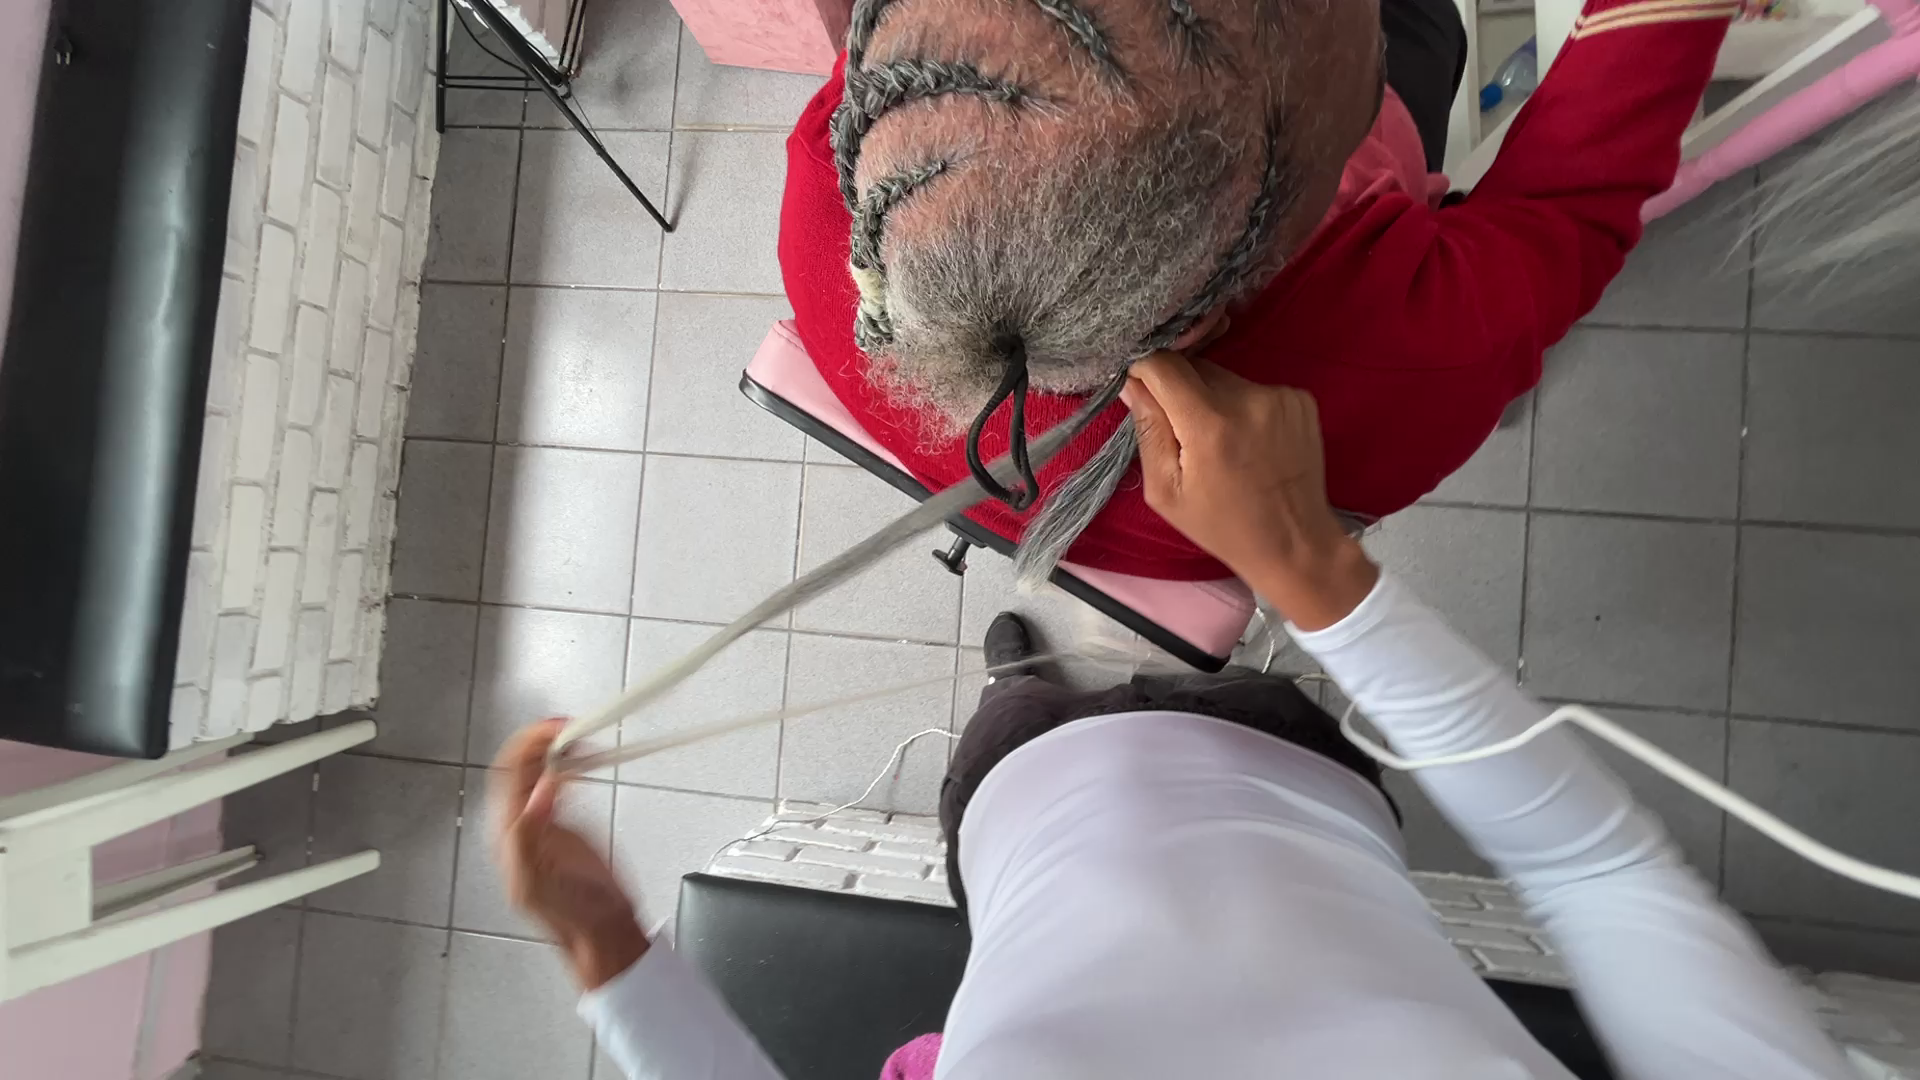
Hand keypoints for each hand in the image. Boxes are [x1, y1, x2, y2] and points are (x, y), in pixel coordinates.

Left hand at [491, 719, 647, 989]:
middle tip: (570, 724)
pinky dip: (569, 763)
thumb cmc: (572, 913)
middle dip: (540, 739)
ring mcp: (542, 822)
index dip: (528, 745)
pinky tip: (583, 757)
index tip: (557, 728)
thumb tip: (536, 792)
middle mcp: (521, 824)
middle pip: (518, 768)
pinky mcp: (563, 823)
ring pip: (536, 772)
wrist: (599, 929)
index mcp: (510, 835)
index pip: (508, 775)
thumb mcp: (541, 881)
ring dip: (555, 747)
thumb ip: (531, 837)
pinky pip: (557, 783)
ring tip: (578, 733)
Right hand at [1122, 351, 1376, 629]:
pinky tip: (1247, 441)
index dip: (1145, 371)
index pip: (1164, 364)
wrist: (1294, 541)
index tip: (1139, 389)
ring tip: (1218, 442)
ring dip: (1210, 399)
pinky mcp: (1301, 398)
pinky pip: (1252, 387)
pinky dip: (1241, 405)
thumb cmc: (1220, 525)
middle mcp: (1248, 398)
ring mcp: (1280, 395)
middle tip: (1181, 432)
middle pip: (1195, 367)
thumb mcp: (1166, 492)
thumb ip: (1148, 432)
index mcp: (1209, 424)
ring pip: (1224, 377)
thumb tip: (1131, 385)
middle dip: (1178, 390)